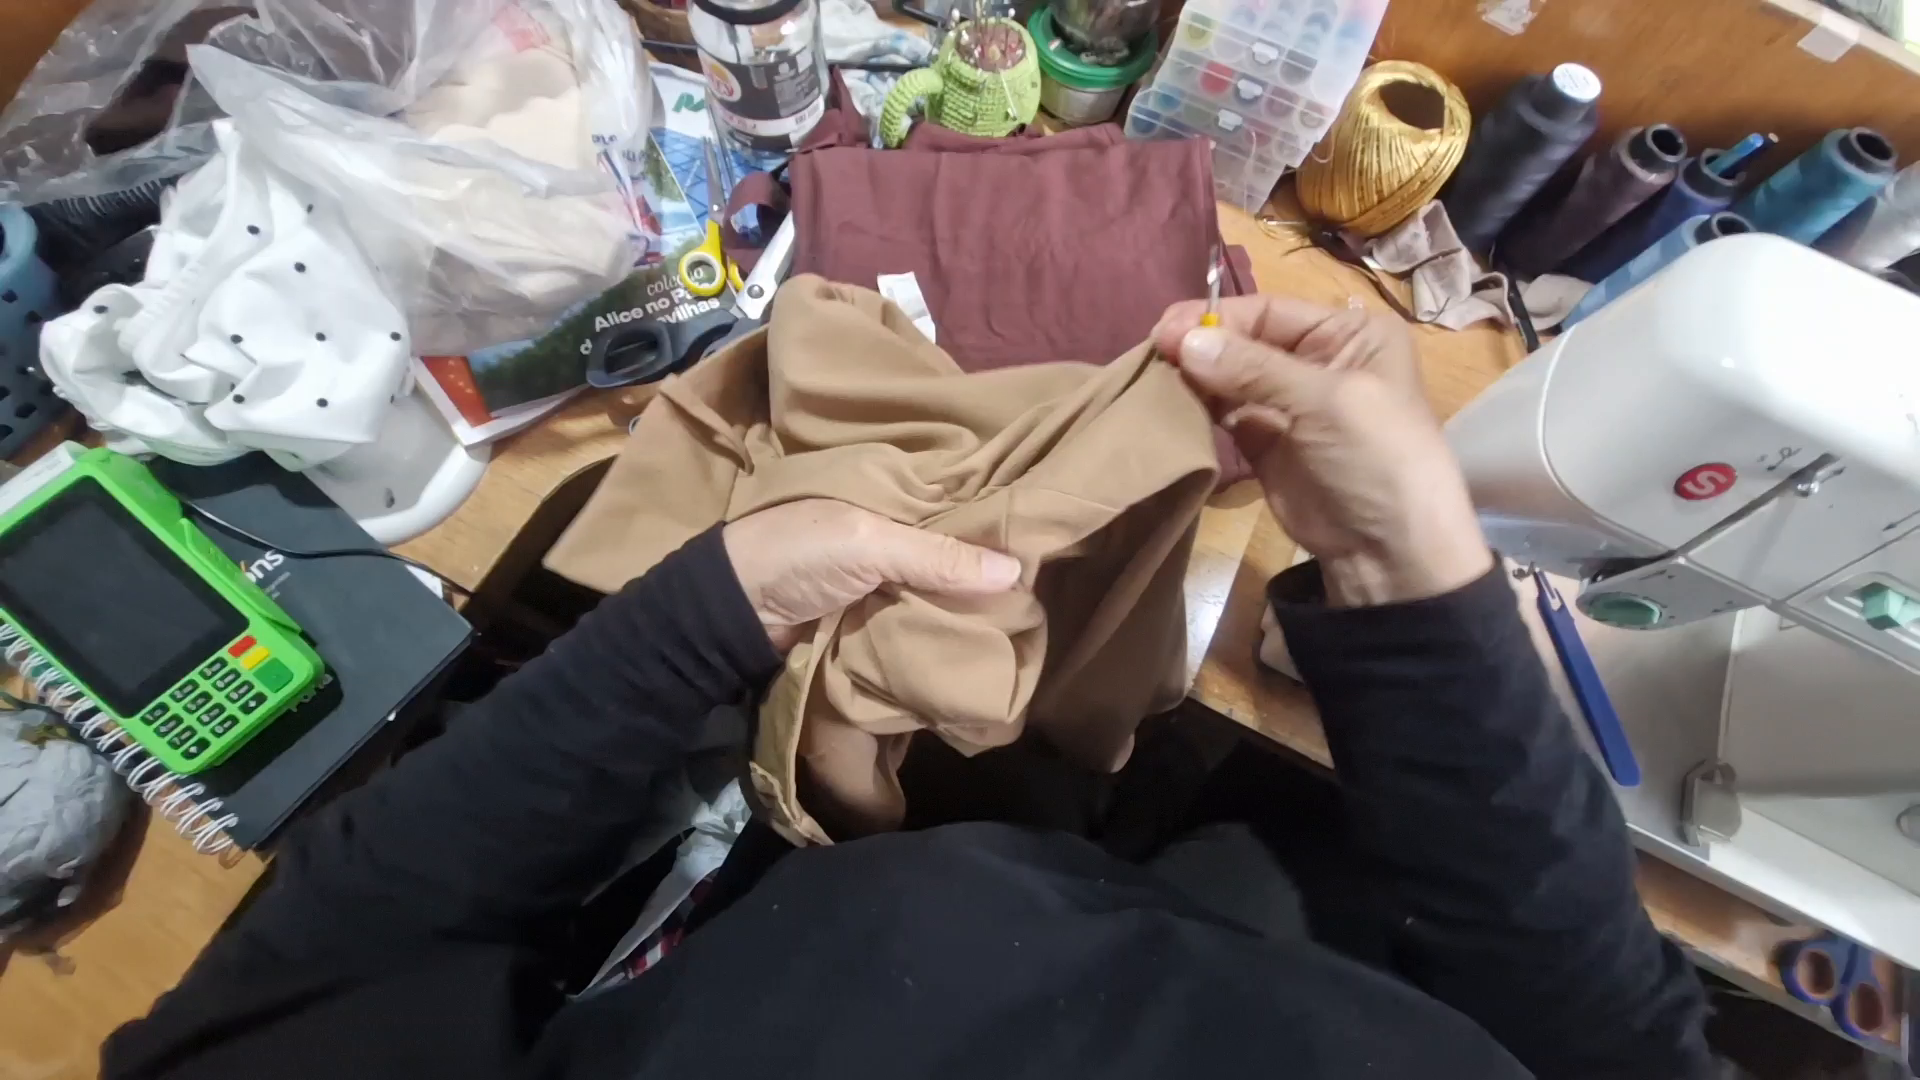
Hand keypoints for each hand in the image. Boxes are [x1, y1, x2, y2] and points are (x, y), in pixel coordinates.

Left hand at [722, 500, 1022, 652]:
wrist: (733, 611)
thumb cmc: (799, 555)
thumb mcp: (870, 544)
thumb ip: (938, 557)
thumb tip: (1016, 571)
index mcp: (892, 494)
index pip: (958, 502)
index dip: (995, 518)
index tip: (1045, 534)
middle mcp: (894, 528)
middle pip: (954, 547)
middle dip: (989, 565)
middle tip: (1046, 584)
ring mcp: (884, 572)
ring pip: (940, 584)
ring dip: (970, 601)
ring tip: (1028, 614)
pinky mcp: (876, 610)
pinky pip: (920, 613)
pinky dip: (943, 623)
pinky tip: (982, 633)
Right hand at [1153, 296, 1490, 606]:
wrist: (1383, 549)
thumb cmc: (1374, 458)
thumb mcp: (1325, 402)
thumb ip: (1252, 369)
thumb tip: (1184, 341)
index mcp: (1347, 334)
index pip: (1270, 311)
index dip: (1217, 317)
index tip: (1165, 330)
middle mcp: (1314, 360)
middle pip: (1244, 340)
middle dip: (1201, 344)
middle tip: (1153, 352)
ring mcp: (1283, 402)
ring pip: (1227, 375)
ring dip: (1193, 374)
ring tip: (1154, 376)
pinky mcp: (1259, 439)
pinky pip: (1221, 412)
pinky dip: (1196, 406)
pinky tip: (1170, 402)